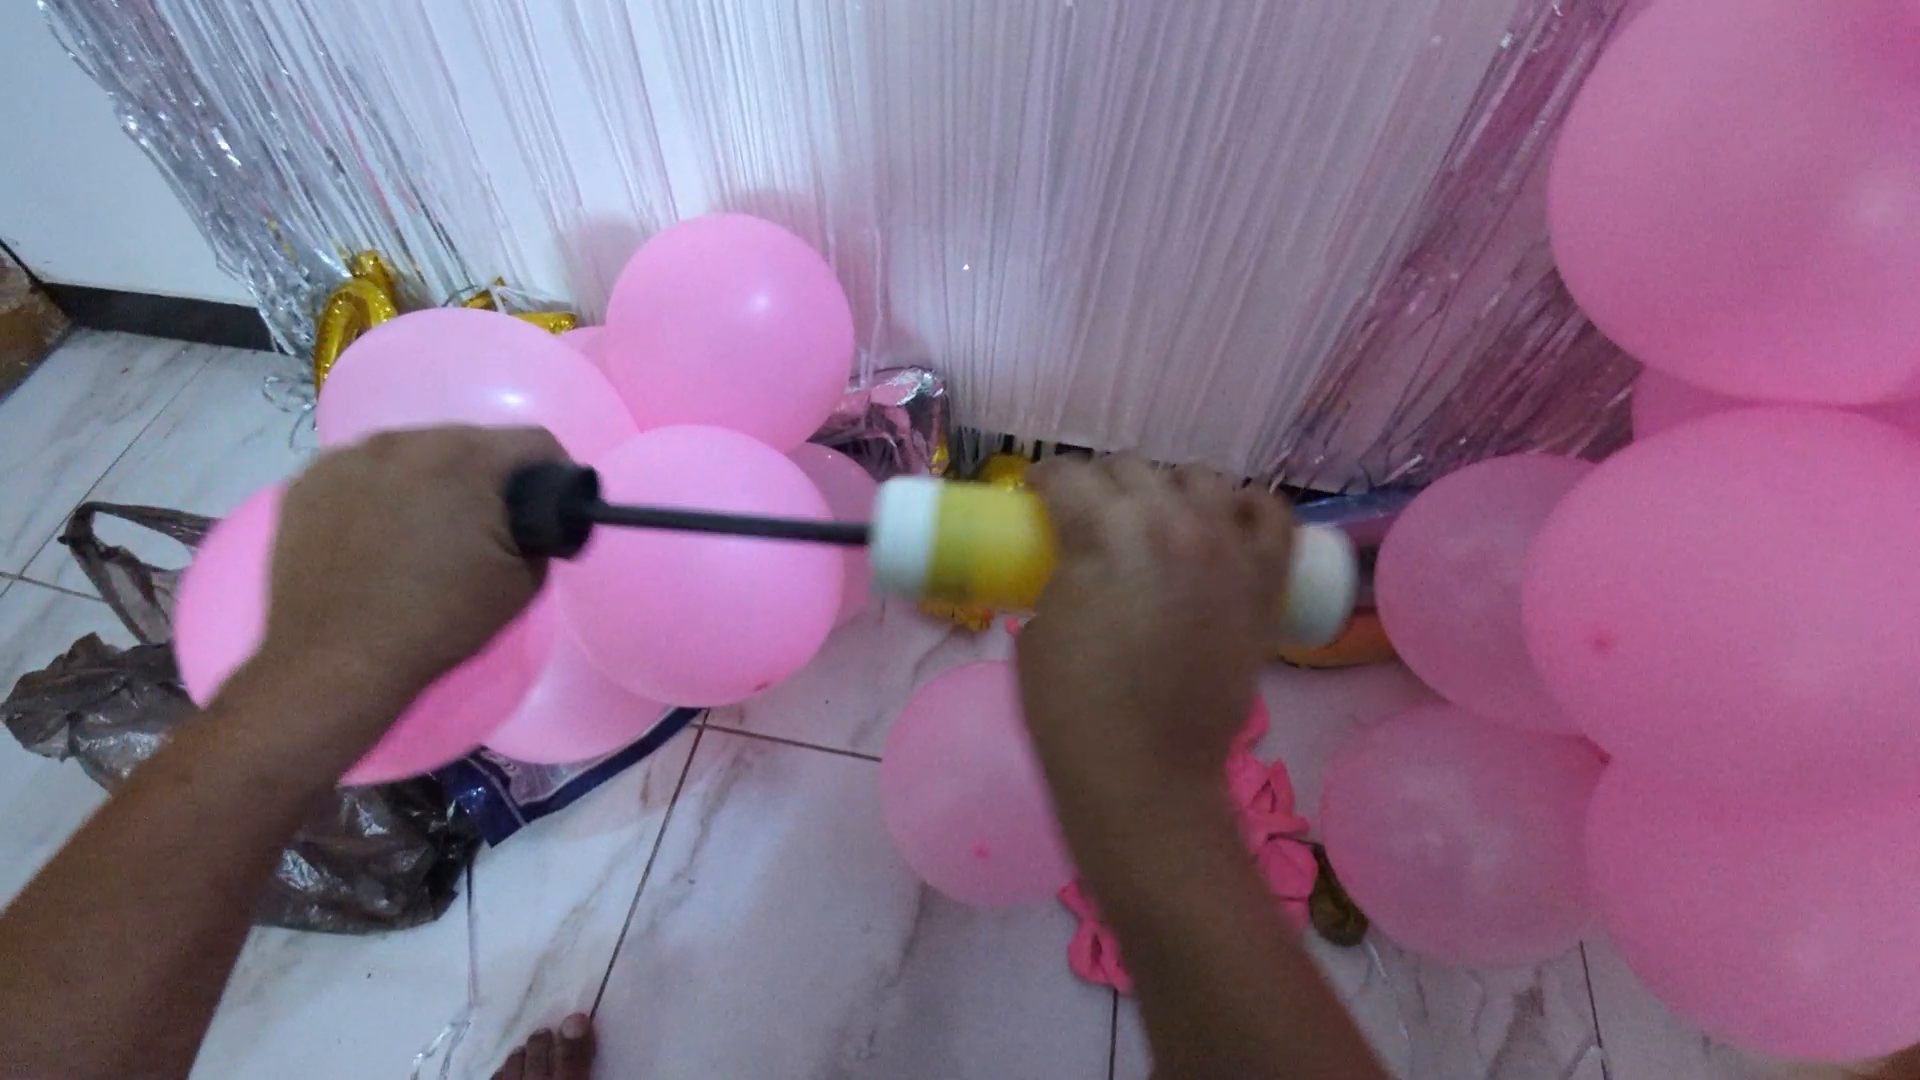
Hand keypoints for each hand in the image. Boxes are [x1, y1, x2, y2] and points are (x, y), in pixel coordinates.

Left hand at [251, 425, 565, 729]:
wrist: (338, 660)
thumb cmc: (444, 617)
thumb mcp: (525, 578)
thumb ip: (541, 528)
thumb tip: (532, 515)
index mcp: (466, 458)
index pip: (535, 442)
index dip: (555, 472)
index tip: (548, 508)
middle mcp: (405, 440)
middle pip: (473, 441)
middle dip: (491, 476)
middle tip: (489, 525)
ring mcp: (348, 457)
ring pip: (419, 452)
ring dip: (439, 479)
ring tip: (432, 529)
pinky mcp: (307, 480)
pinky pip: (369, 470)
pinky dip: (388, 490)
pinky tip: (384, 533)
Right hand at [1015, 457, 1294, 810]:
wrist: (1143, 769)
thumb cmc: (1071, 706)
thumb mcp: (1039, 626)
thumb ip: (1062, 578)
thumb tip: (1076, 566)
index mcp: (1104, 532)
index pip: (1068, 475)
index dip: (1044, 478)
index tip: (1037, 492)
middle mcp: (1171, 523)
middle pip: (1131, 468)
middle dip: (1099, 482)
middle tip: (1088, 512)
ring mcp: (1226, 548)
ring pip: (1200, 479)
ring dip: (1167, 487)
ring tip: (1155, 517)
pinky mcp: (1264, 581)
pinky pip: (1270, 514)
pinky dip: (1245, 507)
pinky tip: (1223, 520)